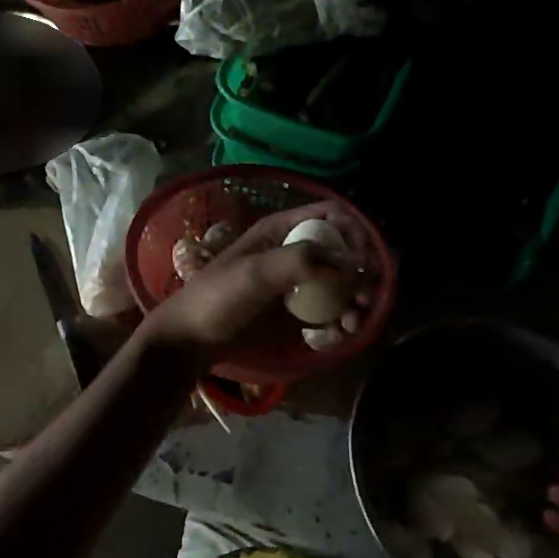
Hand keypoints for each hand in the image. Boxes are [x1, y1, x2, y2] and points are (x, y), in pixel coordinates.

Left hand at [138, 203, 354, 362]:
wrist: (192, 341)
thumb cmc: (218, 299)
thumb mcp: (256, 272)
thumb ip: (303, 259)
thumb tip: (355, 261)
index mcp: (282, 229)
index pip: (332, 216)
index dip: (355, 233)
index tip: (366, 261)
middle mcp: (295, 251)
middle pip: (344, 252)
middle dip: (361, 275)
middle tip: (366, 300)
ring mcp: (297, 283)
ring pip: (341, 285)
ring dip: (355, 302)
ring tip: (352, 324)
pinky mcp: (296, 313)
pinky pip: (330, 312)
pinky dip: (340, 323)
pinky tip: (337, 336)